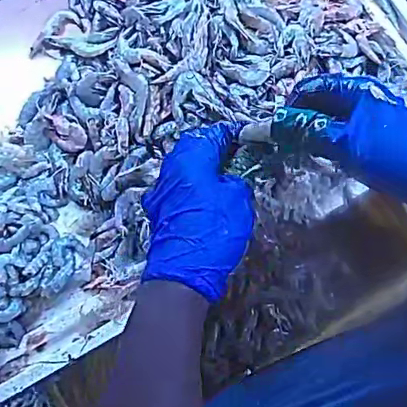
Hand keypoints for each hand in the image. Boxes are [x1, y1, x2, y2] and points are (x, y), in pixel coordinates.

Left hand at [141, 124, 254, 301]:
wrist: (183, 273)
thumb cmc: (214, 230)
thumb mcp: (238, 199)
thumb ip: (234, 180)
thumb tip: (227, 179)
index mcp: (189, 158)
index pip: (213, 134)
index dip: (232, 134)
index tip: (248, 138)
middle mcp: (169, 170)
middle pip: (193, 149)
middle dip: (215, 150)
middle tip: (238, 156)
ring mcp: (160, 192)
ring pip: (184, 171)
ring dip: (203, 171)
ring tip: (226, 178)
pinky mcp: (159, 213)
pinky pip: (179, 191)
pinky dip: (194, 190)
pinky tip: (208, 200)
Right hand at [279, 75, 406, 211]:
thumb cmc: (390, 155)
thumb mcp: (343, 143)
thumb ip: (307, 131)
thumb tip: (271, 124)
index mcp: (355, 89)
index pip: (309, 88)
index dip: (288, 107)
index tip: (274, 130)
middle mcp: (362, 95)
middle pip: (319, 102)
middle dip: (299, 120)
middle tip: (284, 143)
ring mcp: (371, 114)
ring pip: (330, 118)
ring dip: (313, 132)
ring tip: (299, 151)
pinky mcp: (376, 133)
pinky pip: (342, 131)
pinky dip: (328, 141)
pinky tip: (323, 157)